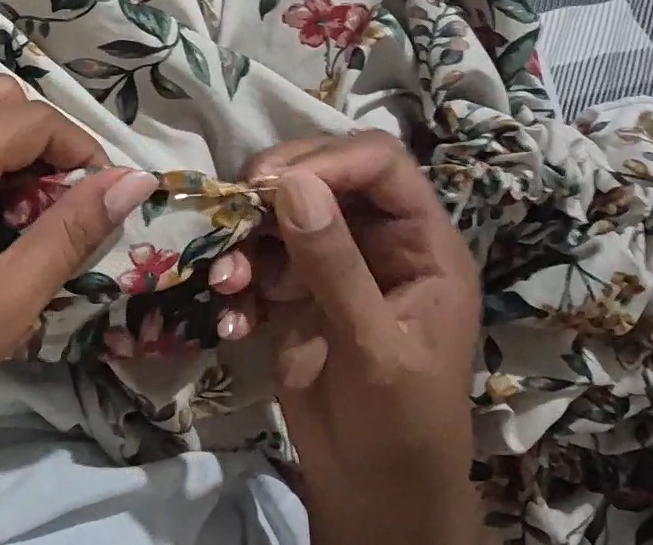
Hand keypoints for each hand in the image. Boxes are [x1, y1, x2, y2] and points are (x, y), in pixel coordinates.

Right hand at [244, 132, 482, 544]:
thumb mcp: (373, 348)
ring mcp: (334, 264)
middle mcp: (378, 242)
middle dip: (272, 191)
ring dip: (245, 240)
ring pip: (280, 213)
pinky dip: (238, 279)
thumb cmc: (400, 425)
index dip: (328, 160)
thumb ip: (334, 265)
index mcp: (422, 246)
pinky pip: (258, 256)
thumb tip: (292, 185)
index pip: (380, 163)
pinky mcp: (297, 289)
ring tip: (230, 283)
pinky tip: (233, 319)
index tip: (271, 184)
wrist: (373, 492)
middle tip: (234, 210)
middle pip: (322, 174)